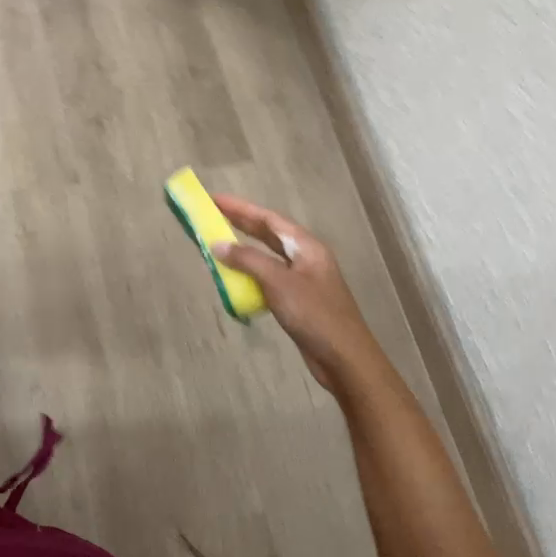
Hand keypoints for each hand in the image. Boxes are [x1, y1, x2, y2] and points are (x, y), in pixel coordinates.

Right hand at [212, 195, 386, 394]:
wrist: (344, 359)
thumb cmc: (314, 315)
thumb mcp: (278, 282)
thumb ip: (247, 260)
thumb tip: (217, 244)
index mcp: (306, 247)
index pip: (268, 219)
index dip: (240, 207)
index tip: (213, 198)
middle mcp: (305, 257)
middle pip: (268, 233)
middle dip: (240, 222)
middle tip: (211, 213)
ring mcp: (302, 278)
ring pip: (267, 255)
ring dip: (242, 247)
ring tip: (217, 241)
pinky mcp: (296, 299)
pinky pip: (267, 276)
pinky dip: (248, 271)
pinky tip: (234, 276)